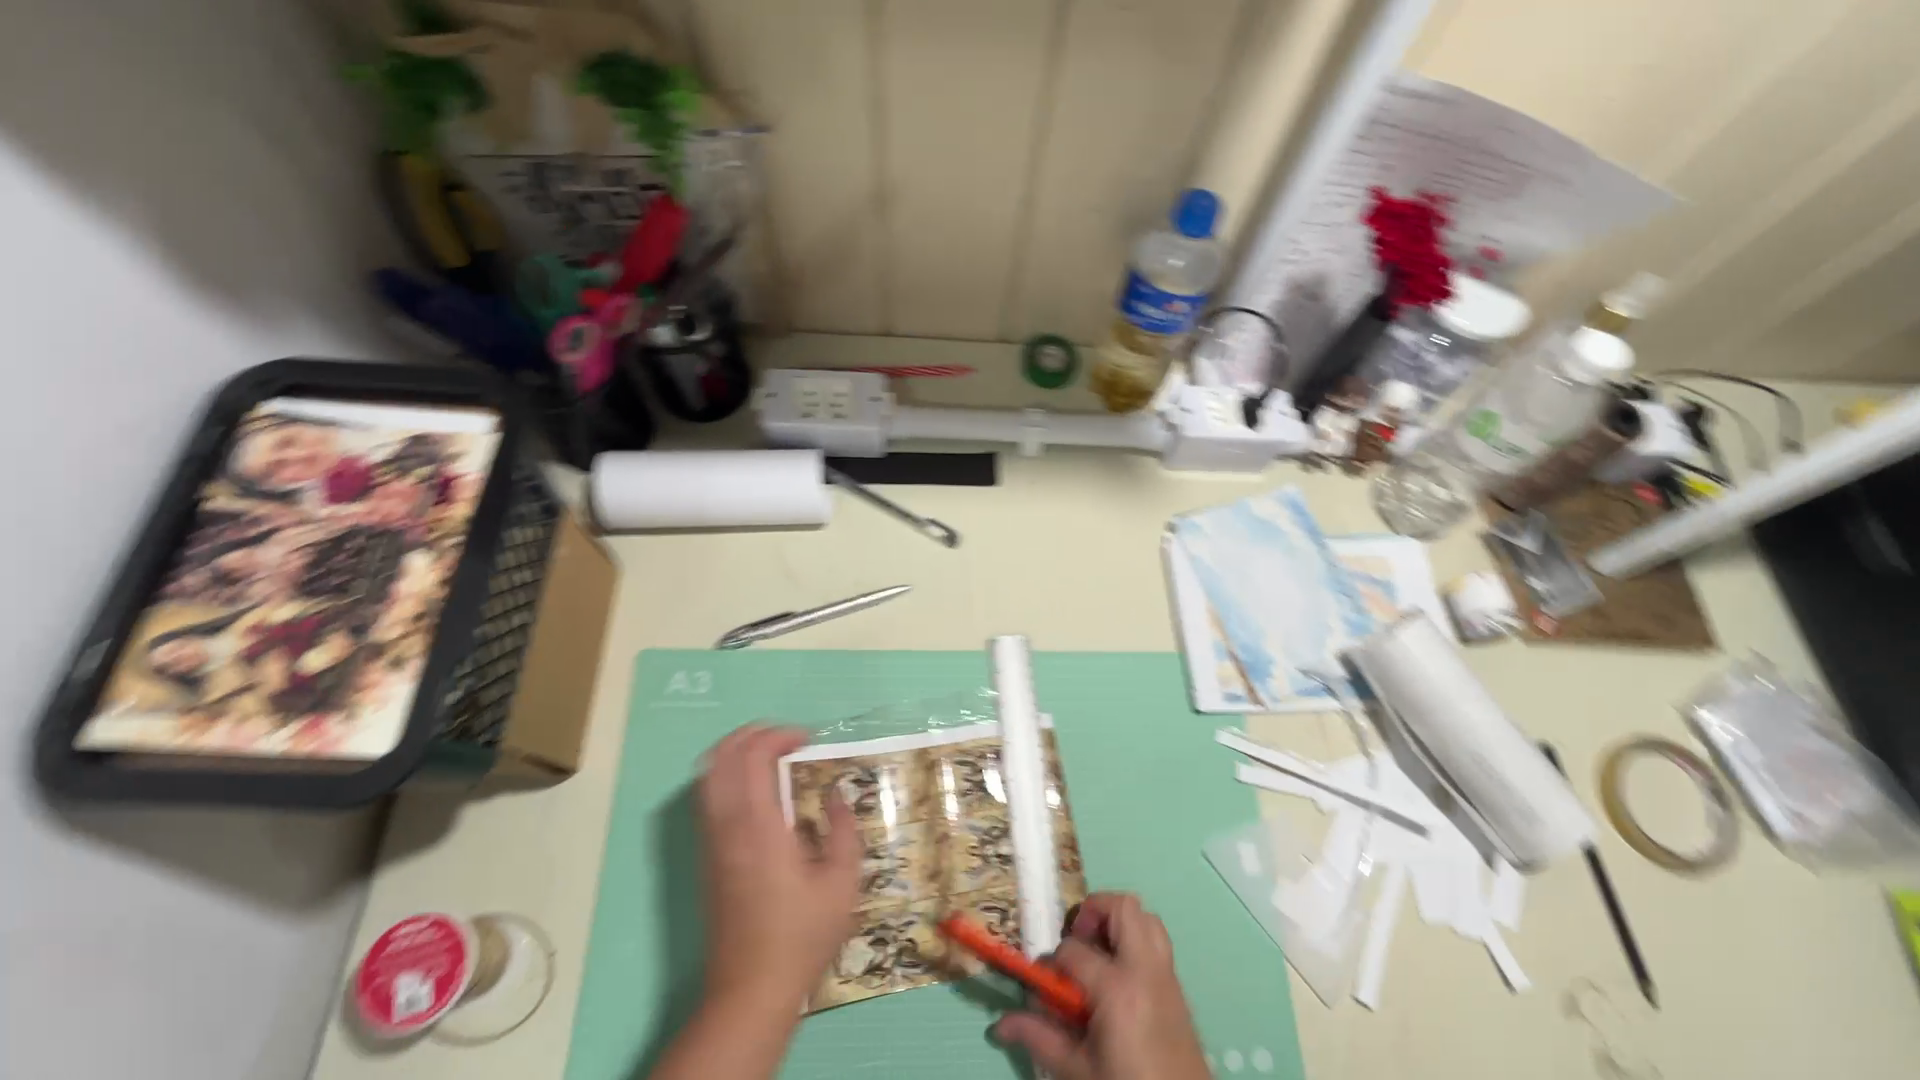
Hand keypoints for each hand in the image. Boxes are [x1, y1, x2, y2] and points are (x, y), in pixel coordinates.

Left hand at [697, 724, 861, 1013]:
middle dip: (752, 734)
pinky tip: (756, 791)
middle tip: (786, 738)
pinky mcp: (706, 858)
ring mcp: (710, 842)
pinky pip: (706, 799)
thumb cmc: (802, 935)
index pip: (753, 756)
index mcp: (759, 826)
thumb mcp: (842, 882)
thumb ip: (842, 829)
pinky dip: (725, 776)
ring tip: (769, 756)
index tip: (808, 739)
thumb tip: (834, 794)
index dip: (779, 735)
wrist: (751, 987)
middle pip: (721, 756)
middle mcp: (726, 825)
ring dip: (734, 753)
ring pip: (706, 775)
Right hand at [992, 893, 1208, 1079]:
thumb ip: (1039, 1038)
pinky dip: (1135, 940)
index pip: (1071, 950)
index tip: (1045, 989)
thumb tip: (1000, 1024)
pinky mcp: (1177, 986)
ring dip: (1118, 923)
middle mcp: (1144, 969)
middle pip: (1122, 907)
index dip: (1050, 965)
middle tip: (1075, 942)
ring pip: (1145, 917)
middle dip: (1092, 913)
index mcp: (1117, 988)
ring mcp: (1165, 974)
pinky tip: (1117, 976)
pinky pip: (1156, 941)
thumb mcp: (1078, 1070)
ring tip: (1097, 952)